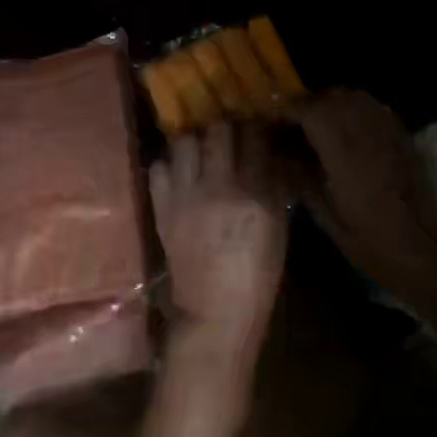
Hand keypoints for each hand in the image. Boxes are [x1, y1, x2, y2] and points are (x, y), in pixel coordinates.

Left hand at [149, 122, 287, 345]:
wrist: (213, 310)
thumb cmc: (256, 275)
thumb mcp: (278, 230)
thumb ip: (275, 188)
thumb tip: (271, 155)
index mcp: (253, 194)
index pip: (255, 139)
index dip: (256, 127)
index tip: (255, 126)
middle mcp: (217, 186)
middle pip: (217, 130)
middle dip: (224, 126)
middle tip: (226, 134)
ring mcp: (184, 194)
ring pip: (183, 141)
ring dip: (193, 140)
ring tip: (199, 149)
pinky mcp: (161, 206)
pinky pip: (158, 167)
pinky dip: (168, 165)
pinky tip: (178, 173)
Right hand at [292, 90, 436, 277]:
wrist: (418, 248)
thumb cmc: (366, 238)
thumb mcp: (323, 213)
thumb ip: (298, 175)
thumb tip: (276, 152)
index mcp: (344, 154)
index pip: (310, 111)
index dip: (287, 112)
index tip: (271, 123)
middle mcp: (367, 134)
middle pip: (331, 97)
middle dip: (306, 105)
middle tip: (291, 124)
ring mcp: (388, 132)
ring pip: (354, 96)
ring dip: (330, 103)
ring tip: (317, 123)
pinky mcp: (402, 136)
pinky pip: (373, 107)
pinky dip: (353, 109)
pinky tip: (345, 128)